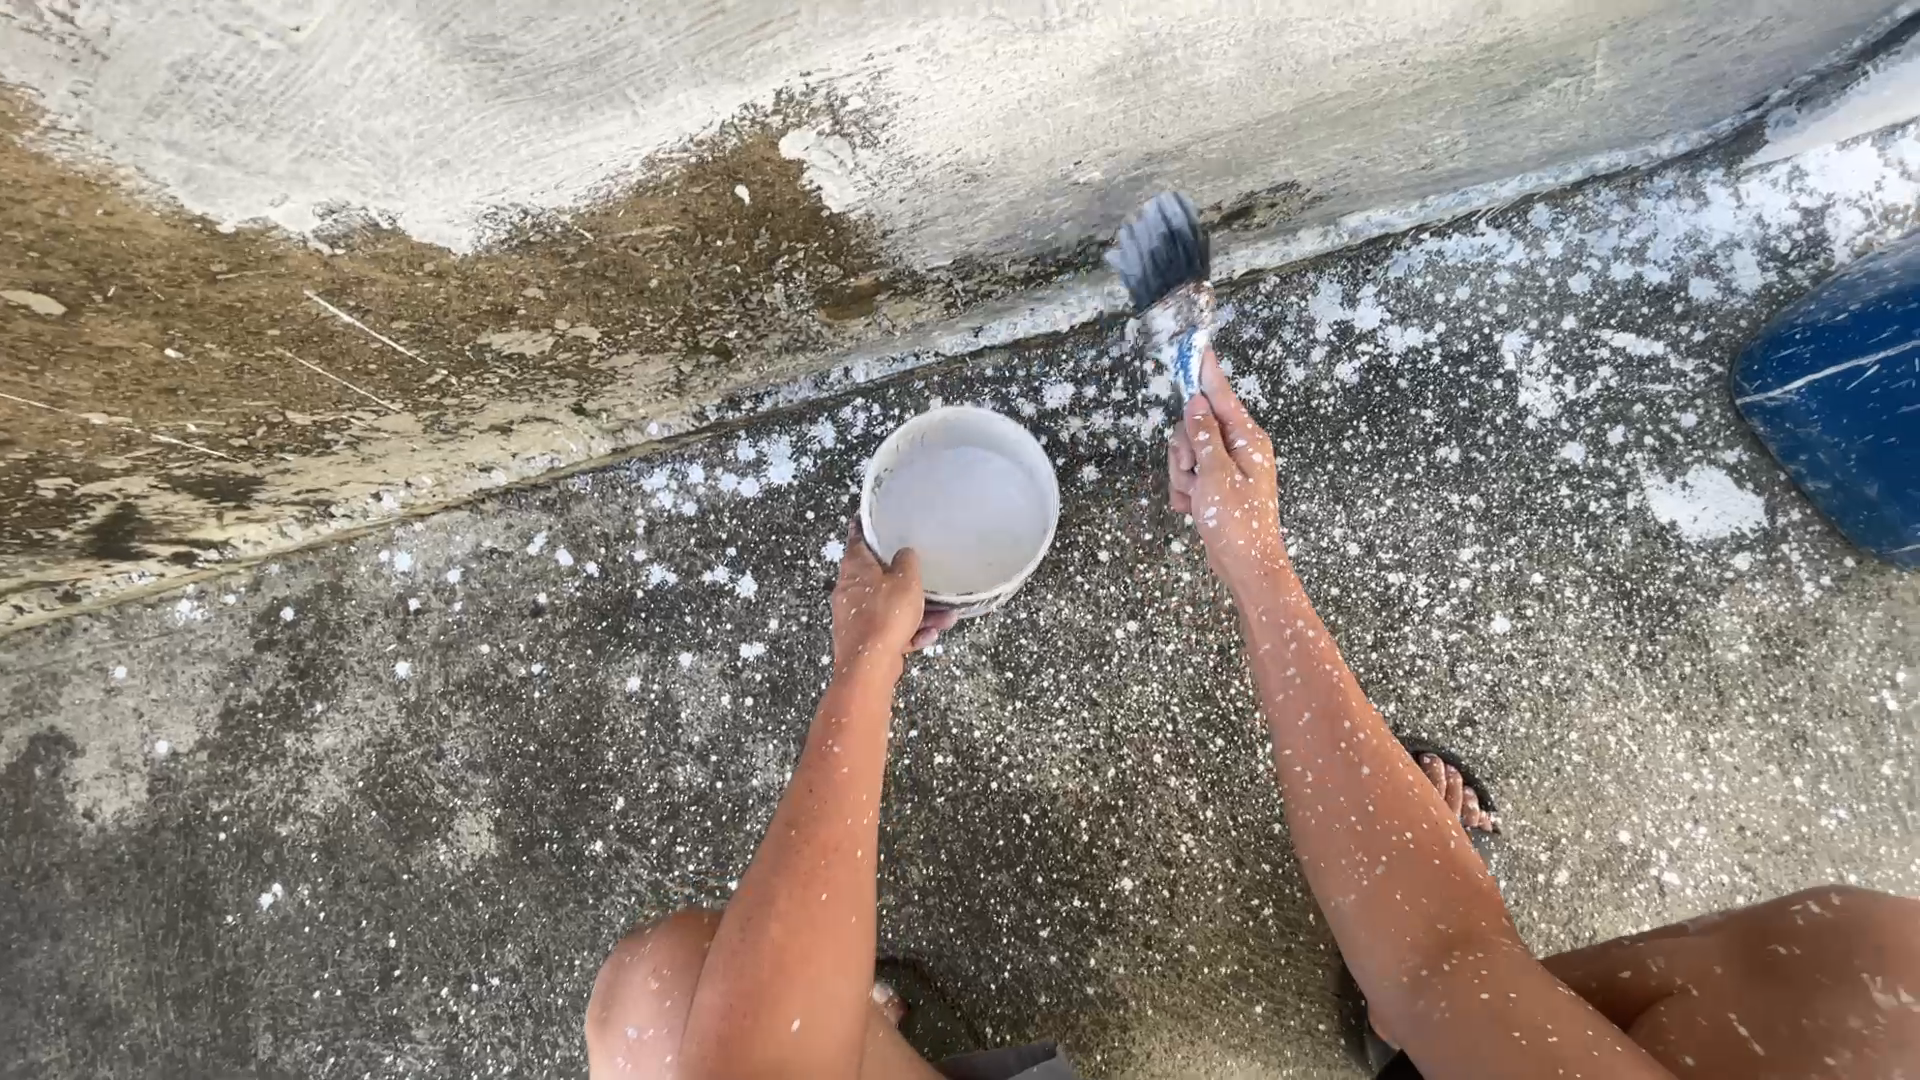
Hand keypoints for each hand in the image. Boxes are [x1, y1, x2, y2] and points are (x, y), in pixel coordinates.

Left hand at [831, 521, 959, 670]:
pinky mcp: (864, 640)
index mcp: (855, 568)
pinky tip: (930, 636)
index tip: (869, 518)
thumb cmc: (886, 615)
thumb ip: (907, 561)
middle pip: (881, 578)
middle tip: (930, 581)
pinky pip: (890, 629)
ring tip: (947, 618)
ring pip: (891, 607)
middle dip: (910, 583)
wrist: (869, 665)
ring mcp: (856, 617)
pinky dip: (910, 631)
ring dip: (919, 612)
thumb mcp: (906, 580)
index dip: (864, 527)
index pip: (857, 539)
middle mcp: (851, 590)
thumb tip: (904, 554)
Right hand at [1167, 351, 1288, 595]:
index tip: (1195, 347)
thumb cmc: (1238, 523)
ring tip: (1195, 498)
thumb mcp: (1216, 475)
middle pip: (1194, 427)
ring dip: (1182, 476)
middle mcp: (1239, 448)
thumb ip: (1203, 435)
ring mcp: (1227, 467)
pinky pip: (1188, 476)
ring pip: (1186, 453)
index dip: (1205, 373)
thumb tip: (1196, 403)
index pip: (1222, 396)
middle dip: (1183, 451)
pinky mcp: (1216, 485)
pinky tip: (1194, 509)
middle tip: (1190, 472)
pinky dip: (1185, 492)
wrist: (1246, 566)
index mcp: (1248, 439)